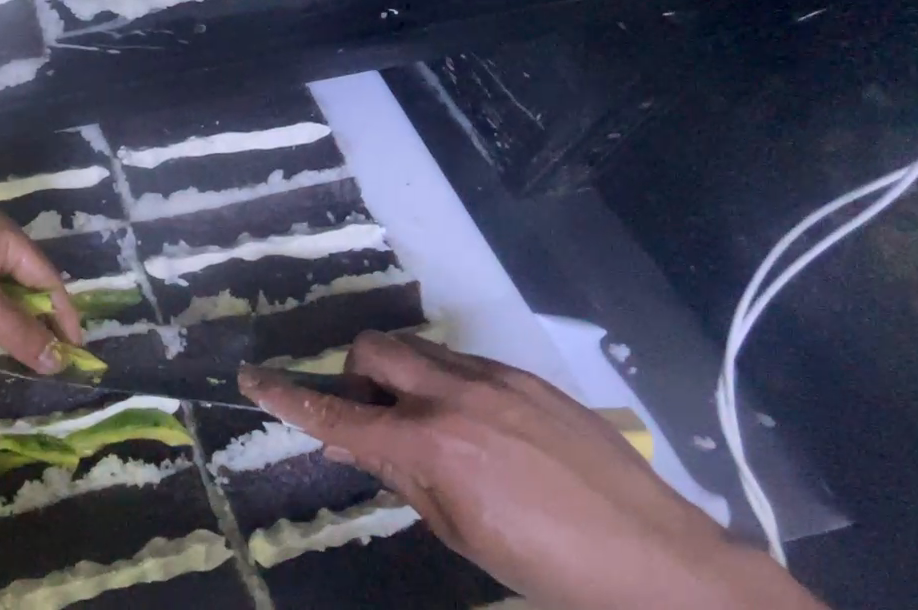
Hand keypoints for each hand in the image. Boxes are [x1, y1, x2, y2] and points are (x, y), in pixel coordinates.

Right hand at [237, 332, 823, 609]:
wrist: (666, 566)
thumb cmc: (549, 568)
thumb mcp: (459, 530)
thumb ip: (399, 473)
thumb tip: (353, 438)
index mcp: (433, 446)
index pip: (339, 412)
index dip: (288, 395)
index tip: (251, 377)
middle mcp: (456, 396)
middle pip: (374, 350)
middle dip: (357, 375)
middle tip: (378, 420)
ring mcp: (498, 380)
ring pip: (418, 350)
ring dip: (402, 377)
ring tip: (432, 427)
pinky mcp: (530, 378)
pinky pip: (464, 364)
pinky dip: (447, 385)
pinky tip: (482, 431)